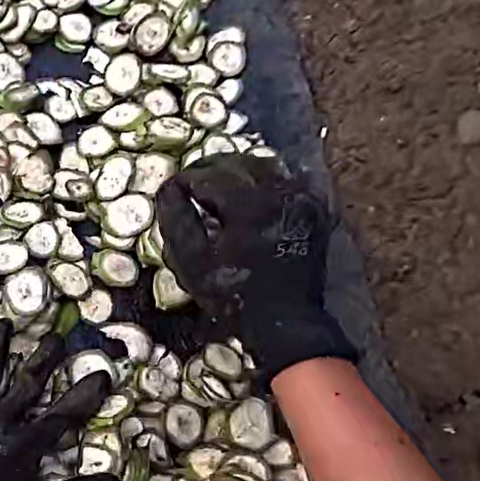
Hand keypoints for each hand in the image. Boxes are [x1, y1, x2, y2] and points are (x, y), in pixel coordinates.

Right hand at [157, 153, 356, 381]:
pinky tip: (246, 196)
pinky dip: (262, 182)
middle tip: (187, 185)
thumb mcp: (191, 261)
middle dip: (209, 170)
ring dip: (236, 172)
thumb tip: (167, 190)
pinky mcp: (313, 210)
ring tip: (214, 189)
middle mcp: (280, 192)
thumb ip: (177, 220)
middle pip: (238, 162)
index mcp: (248, 203)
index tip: (168, 190)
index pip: (208, 175)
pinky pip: (286, 181)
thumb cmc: (230, 292)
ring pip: (264, 167)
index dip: (183, 180)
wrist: (283, 317)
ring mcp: (302, 199)